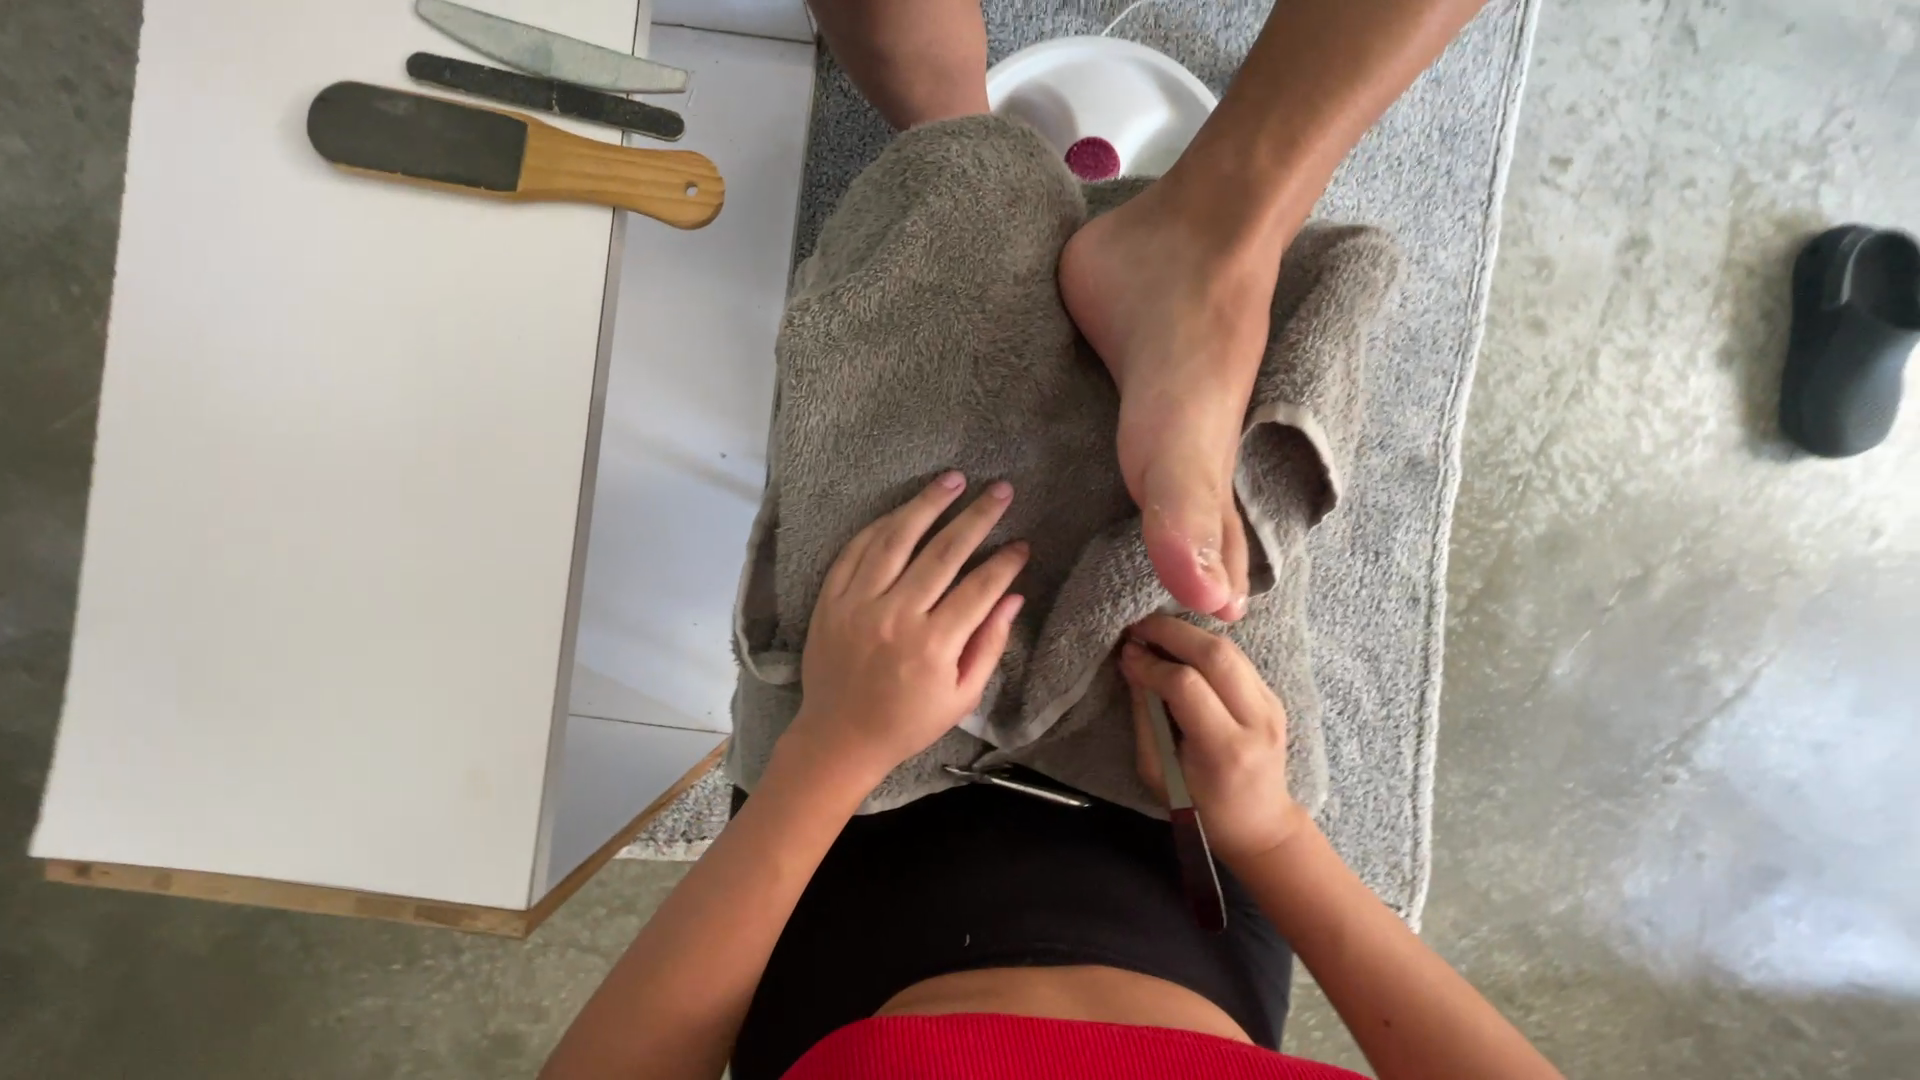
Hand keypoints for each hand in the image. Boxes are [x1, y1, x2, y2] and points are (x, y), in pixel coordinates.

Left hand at [784, 472, 1028, 790]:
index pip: (979, 588)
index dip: (1005, 562)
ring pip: (896, 539)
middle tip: (1001, 490)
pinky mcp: (831, 598)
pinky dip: (882, 524)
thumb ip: (989, 645)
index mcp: (933, 645)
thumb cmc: (908, 722)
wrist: (838, 737)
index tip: (1022, 543)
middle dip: (978, 517)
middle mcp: (896, 616)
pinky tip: (905, 509)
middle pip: (943, 552)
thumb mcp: (962, 697)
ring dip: (928, 504)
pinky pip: (856, 549)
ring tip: (953, 479)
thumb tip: (1014, 597)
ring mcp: (858, 603)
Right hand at [1119, 614, 1307, 866]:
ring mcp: (1271, 705)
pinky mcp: (1272, 696)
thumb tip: (1132, 662)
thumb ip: (1145, 715)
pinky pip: (1235, 657)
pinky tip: (1178, 647)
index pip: (1187, 686)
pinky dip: (1202, 645)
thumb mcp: (1158, 772)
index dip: (1151, 664)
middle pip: (1216, 654)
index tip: (1126, 655)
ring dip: (1187, 633)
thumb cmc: (1199, 806)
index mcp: (1225, 749)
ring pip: (1228, 648)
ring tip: (1154, 633)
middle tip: (1138, 627)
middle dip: (1171, 632)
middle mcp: (1256, 721)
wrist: (1259, 823)